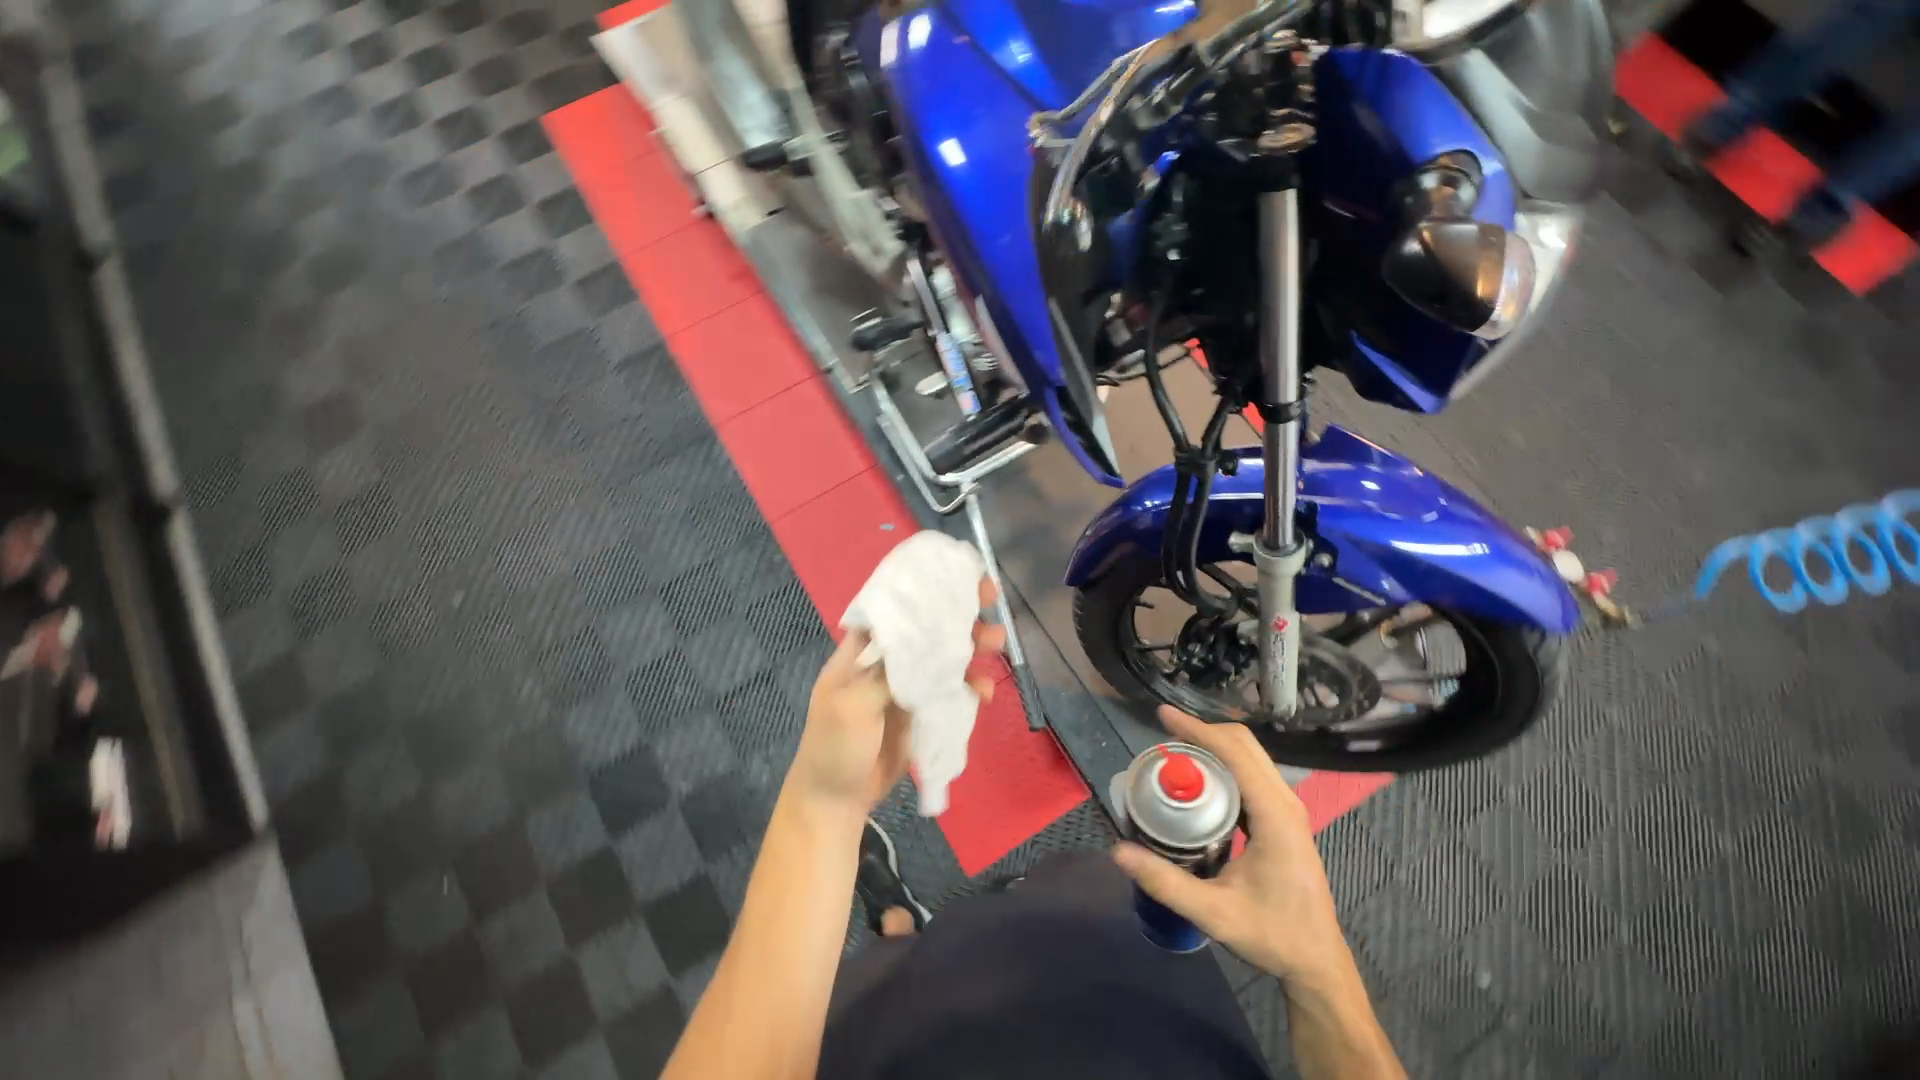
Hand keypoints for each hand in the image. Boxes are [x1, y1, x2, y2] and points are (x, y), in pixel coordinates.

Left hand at [787, 578, 1006, 818]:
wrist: (835, 800)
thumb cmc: (834, 746)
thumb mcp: (852, 705)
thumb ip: (888, 672)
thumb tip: (923, 639)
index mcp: (861, 651)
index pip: (898, 610)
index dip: (926, 591)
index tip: (958, 578)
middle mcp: (887, 663)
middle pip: (927, 630)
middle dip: (958, 615)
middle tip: (990, 600)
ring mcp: (906, 689)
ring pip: (944, 659)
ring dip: (970, 649)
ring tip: (997, 642)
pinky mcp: (921, 715)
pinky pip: (951, 693)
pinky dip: (970, 688)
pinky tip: (985, 691)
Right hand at [1112, 706, 1351, 985]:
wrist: (1316, 961)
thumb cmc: (1273, 935)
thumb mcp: (1215, 913)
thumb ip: (1166, 883)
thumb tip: (1119, 851)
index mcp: (1275, 816)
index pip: (1235, 755)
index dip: (1198, 730)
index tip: (1163, 717)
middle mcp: (1285, 803)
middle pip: (1245, 746)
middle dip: (1203, 731)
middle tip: (1163, 734)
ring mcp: (1287, 810)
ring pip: (1251, 757)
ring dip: (1214, 745)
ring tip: (1174, 751)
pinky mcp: (1283, 819)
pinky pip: (1252, 775)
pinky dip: (1224, 764)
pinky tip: (1198, 779)